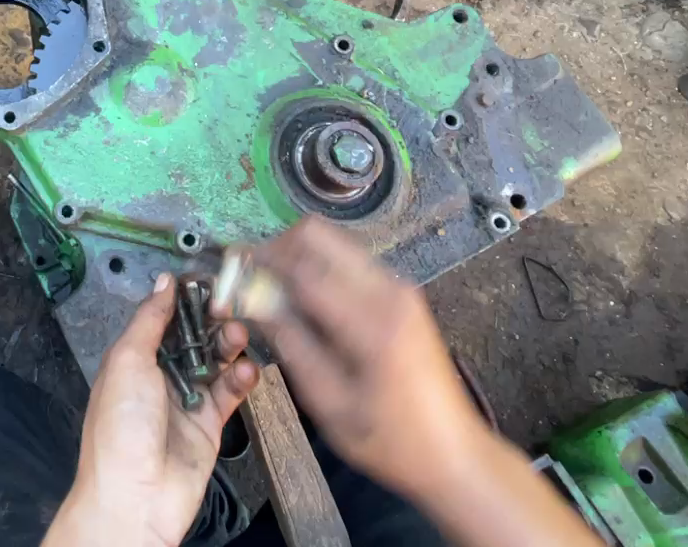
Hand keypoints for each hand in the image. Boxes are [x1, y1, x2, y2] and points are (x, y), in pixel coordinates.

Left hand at [43, 273, 260, 546]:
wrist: (135, 495)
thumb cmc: (121, 422)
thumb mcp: (128, 359)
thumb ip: (150, 319)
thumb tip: (164, 281)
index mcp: (134, 355)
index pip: (162, 317)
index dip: (184, 299)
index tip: (208, 279)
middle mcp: (160, 373)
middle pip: (192, 337)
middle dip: (211, 320)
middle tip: (230, 306)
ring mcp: (186, 398)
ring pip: (214, 361)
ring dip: (228, 344)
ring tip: (239, 334)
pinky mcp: (210, 423)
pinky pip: (229, 393)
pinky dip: (241, 378)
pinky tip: (249, 368)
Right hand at [242, 217, 488, 497]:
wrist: (456, 454)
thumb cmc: (390, 439)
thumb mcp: (329, 403)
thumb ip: (289, 344)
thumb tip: (250, 299)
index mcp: (371, 321)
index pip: (302, 265)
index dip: (259, 261)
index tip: (230, 269)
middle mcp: (387, 289)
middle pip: (316, 233)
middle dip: (275, 248)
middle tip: (252, 277)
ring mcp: (397, 284)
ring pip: (330, 239)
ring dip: (295, 254)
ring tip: (273, 289)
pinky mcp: (398, 289)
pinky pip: (345, 257)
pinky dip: (316, 265)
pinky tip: (304, 300)